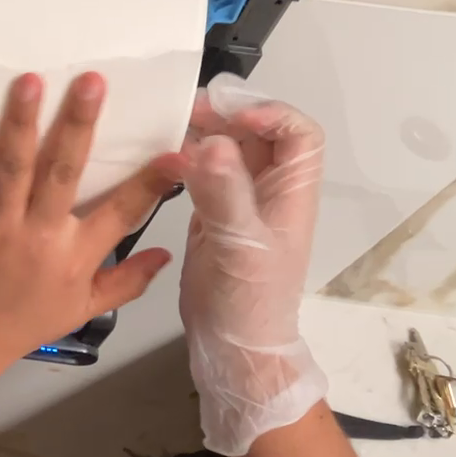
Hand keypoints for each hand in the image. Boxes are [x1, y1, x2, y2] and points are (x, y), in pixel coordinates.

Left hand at [0, 71, 175, 368]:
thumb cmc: (29, 321)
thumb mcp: (85, 308)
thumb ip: (127, 281)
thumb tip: (164, 253)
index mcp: (76, 256)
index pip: (121, 213)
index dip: (151, 182)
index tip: (178, 153)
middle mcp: (42, 234)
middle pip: (64, 173)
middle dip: (78, 125)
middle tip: (91, 82)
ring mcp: (3, 225)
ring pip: (15, 168)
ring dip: (23, 123)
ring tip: (30, 82)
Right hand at [154, 73, 328, 455]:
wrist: (231, 345)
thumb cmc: (248, 299)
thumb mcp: (240, 244)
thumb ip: (225, 192)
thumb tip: (213, 141)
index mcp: (291, 192)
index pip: (297, 133)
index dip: (268, 114)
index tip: (224, 117)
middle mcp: (268, 191)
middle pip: (256, 135)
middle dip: (225, 117)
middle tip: (181, 112)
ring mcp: (239, 204)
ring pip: (226, 153)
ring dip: (200, 136)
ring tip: (163, 129)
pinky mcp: (211, 217)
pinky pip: (202, 176)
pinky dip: (183, 162)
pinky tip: (158, 161)